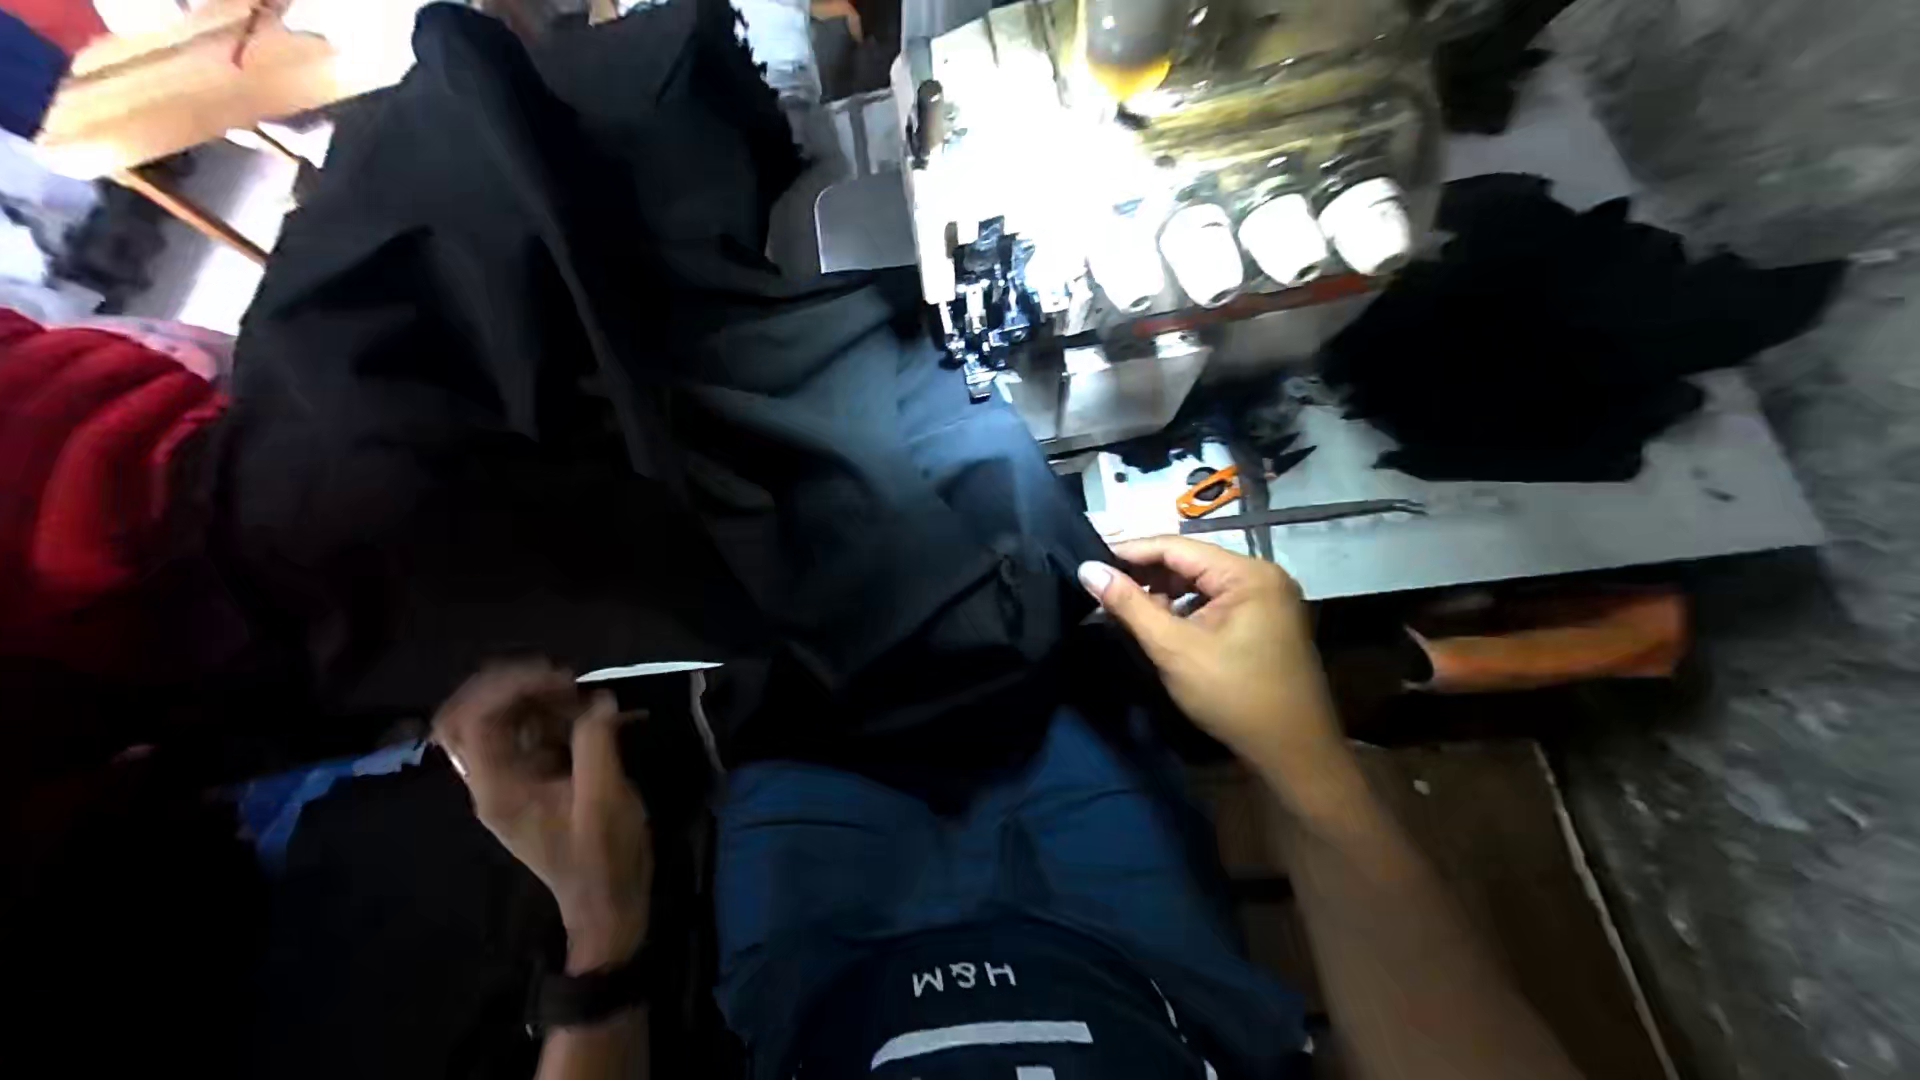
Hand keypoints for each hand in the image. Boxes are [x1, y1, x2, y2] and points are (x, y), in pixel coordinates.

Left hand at [433, 662, 652, 972]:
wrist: (608, 900)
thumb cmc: (603, 855)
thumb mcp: (604, 800)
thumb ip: (598, 744)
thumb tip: (600, 699)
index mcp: (498, 789)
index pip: (472, 722)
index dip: (508, 687)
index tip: (561, 677)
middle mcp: (494, 781)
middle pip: (468, 717)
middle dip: (509, 686)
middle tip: (561, 677)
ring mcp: (514, 780)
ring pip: (499, 722)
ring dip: (534, 697)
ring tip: (580, 692)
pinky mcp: (537, 779)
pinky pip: (529, 734)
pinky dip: (552, 714)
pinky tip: (588, 711)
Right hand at [1078, 537, 1345, 781]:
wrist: (1293, 752)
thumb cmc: (1233, 696)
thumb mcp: (1173, 648)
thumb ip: (1129, 605)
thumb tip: (1087, 569)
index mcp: (1247, 574)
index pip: (1175, 546)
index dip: (1129, 552)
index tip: (1090, 562)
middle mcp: (1261, 575)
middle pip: (1188, 561)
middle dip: (1144, 574)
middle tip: (1101, 585)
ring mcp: (1266, 598)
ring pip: (1199, 581)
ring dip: (1161, 591)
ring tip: (1123, 605)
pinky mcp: (1263, 619)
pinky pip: (1213, 600)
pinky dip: (1182, 607)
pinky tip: (1157, 621)